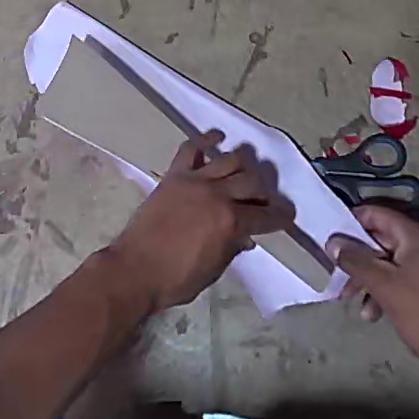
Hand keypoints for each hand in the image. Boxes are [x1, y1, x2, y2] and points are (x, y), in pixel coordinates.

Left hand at [99, 130, 293, 313]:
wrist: (133, 271)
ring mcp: (195, 181)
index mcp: (230, 222)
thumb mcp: (212, 270)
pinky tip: (217, 139)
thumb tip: (245, 237)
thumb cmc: (174, 279)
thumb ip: (231, 249)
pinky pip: (192, 148)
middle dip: (263, 191)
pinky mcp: (175, 175)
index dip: (279, 217)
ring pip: (230, 160)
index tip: (286, 216)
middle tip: (262, 200)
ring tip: (243, 173)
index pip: (265, 215)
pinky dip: (206, 140)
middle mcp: (218, 195)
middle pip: (252, 181)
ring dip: (242, 166)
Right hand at [326, 205, 418, 384]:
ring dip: (368, 278)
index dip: (351, 221)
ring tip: (349, 300)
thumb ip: (356, 261)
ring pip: (388, 261)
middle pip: (381, 238)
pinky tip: (374, 313)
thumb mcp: (385, 286)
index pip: (377, 214)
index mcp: (415, 234)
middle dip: (356, 256)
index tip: (328, 235)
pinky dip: (384, 290)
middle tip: (334, 273)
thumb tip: (333, 242)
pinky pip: (400, 277)